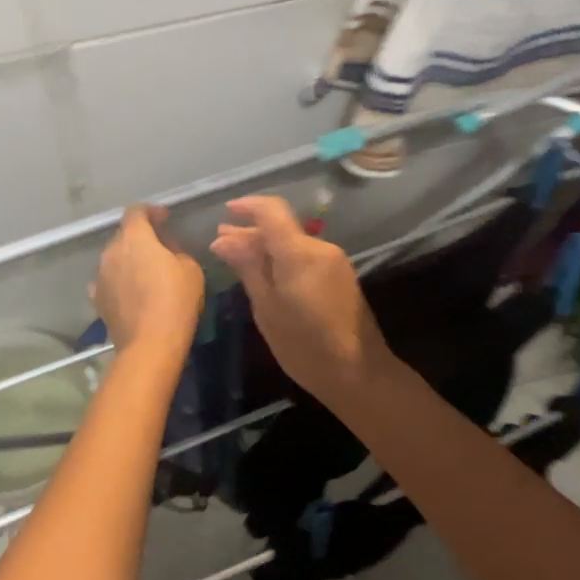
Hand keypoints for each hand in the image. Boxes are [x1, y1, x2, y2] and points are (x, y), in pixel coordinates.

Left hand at [91, 204, 204, 352]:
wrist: (150, 343)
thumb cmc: (175, 300)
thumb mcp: (190, 269)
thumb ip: (176, 251)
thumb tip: (166, 251)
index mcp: (134, 237)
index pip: (136, 211)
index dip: (151, 212)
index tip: (164, 218)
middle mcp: (111, 251)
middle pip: (124, 235)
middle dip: (141, 238)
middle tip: (160, 249)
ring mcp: (99, 276)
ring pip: (114, 259)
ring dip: (129, 260)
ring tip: (146, 273)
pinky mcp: (96, 299)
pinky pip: (108, 281)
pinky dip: (119, 281)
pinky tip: (130, 292)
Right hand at [209, 195, 396, 403]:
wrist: (358, 372)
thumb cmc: (304, 345)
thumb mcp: (266, 308)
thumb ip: (247, 267)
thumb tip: (224, 239)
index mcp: (299, 253)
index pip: (272, 211)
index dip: (248, 206)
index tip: (226, 212)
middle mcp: (319, 248)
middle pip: (281, 228)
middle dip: (251, 232)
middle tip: (221, 243)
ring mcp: (334, 261)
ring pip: (293, 243)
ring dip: (266, 247)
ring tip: (238, 258)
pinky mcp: (340, 275)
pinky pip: (305, 257)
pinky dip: (283, 259)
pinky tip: (266, 274)